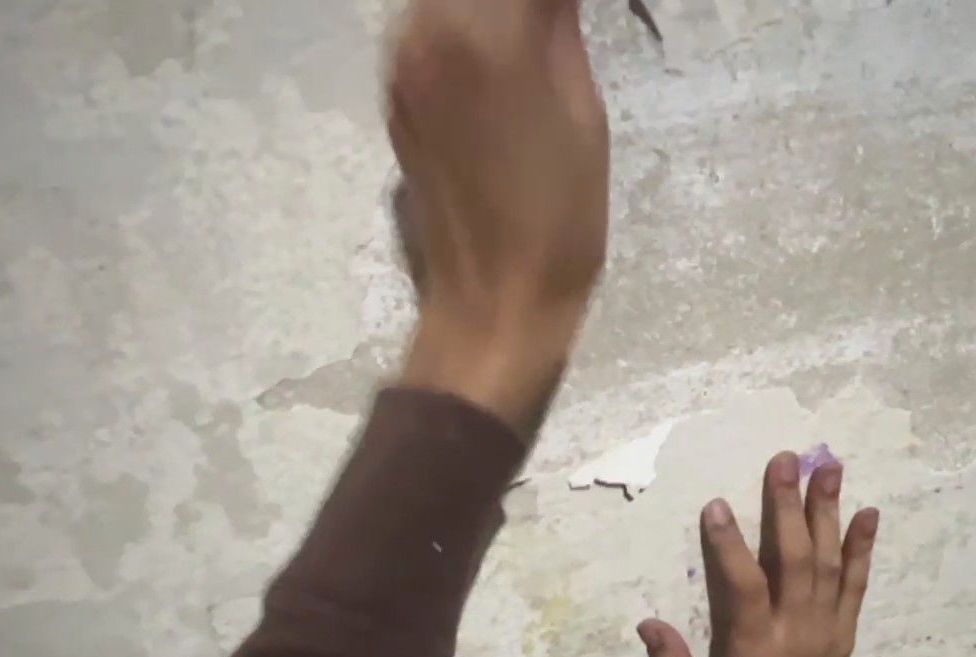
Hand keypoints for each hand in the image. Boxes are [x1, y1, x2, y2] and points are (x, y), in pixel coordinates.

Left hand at [386, 0, 608, 436]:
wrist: (491, 308)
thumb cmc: (558, 230)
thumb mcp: (585, 122)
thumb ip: (559, 31)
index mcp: (488, 34)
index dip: (552, 0)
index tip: (568, 15)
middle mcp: (425, 29)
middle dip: (518, 4)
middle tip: (551, 25)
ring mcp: (398, 65)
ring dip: (484, 11)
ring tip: (526, 40)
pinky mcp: (390, 98)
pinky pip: (422, 26)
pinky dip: (457, 26)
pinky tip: (490, 61)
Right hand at [639, 452, 882, 656]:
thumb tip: (646, 623)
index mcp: (756, 647)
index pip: (745, 586)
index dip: (730, 545)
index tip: (716, 505)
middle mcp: (796, 629)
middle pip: (797, 560)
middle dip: (789, 507)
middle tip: (786, 460)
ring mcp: (827, 627)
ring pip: (830, 563)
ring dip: (828, 512)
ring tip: (829, 468)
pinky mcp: (845, 629)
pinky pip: (857, 584)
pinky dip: (863, 547)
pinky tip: (867, 512)